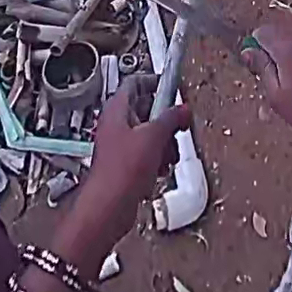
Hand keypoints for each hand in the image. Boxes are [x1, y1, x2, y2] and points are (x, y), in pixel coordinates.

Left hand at [68, 76, 188, 245]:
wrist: (108, 209)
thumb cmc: (121, 171)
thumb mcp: (154, 137)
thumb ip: (171, 119)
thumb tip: (183, 109)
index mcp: (117, 109)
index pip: (136, 82)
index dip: (154, 82)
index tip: (171, 87)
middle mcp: (116, 124)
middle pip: (146, 109)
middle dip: (165, 120)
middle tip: (176, 127)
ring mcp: (119, 145)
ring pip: (148, 134)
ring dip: (163, 143)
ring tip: (168, 155)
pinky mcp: (124, 165)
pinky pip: (146, 154)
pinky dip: (156, 159)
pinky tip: (160, 170)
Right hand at [241, 11, 291, 139]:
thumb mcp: (276, 94)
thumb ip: (261, 67)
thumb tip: (248, 51)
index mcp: (285, 47)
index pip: (262, 32)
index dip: (256, 45)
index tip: (255, 59)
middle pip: (280, 30)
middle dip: (272, 44)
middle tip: (272, 67)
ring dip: (290, 46)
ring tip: (291, 71)